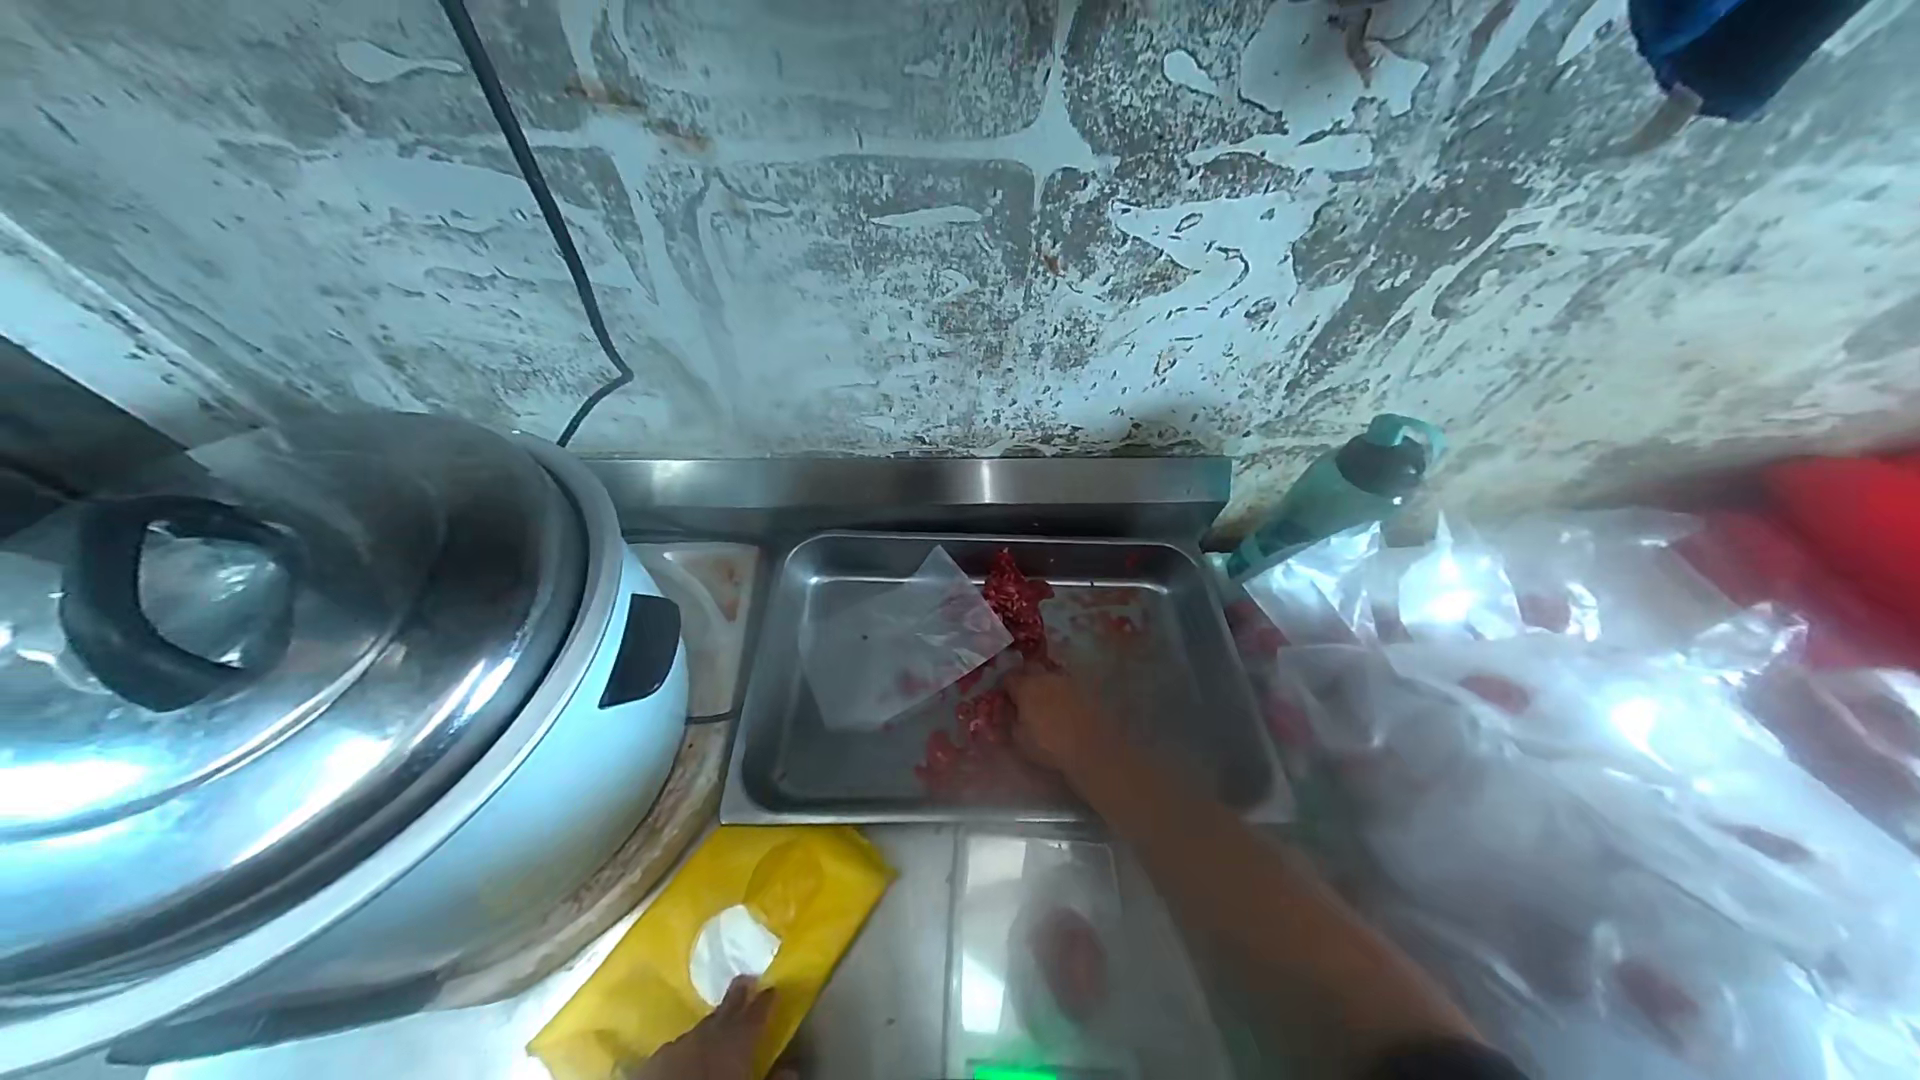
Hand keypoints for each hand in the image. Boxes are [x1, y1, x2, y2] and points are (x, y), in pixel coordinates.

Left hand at [625, 977, 790, 1079]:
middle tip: (746, 979)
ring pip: (702, 1026)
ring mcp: (680, 1044)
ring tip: (719, 1021)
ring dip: (713, 1021)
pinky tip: (689, 1051)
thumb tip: (793, 1068)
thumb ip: (774, 1078)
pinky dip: (689, 1044)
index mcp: (737, 1039)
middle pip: (728, 1008)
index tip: (772, 986)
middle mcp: (710, 1033)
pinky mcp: (654, 1060)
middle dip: (738, 994)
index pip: (757, 1012)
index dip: (766, 1000)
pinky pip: (679, 1045)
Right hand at [1003, 668, 1110, 774]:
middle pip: (1029, 668)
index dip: (1004, 688)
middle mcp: (1045, 676)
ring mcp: (1067, 680)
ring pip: (1050, 673)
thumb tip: (1004, 710)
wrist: (1090, 748)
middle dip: (1024, 679)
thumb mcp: (1018, 738)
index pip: (1008, 677)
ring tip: (1045, 701)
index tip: (1006, 700)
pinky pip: (1066, 683)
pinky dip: (1061, 690)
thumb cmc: (1048, 745)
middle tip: (1024, 697)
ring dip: (1044, 682)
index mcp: (1025, 686)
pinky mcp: (1084, 688)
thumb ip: (1007, 720)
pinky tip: (1063, 705)